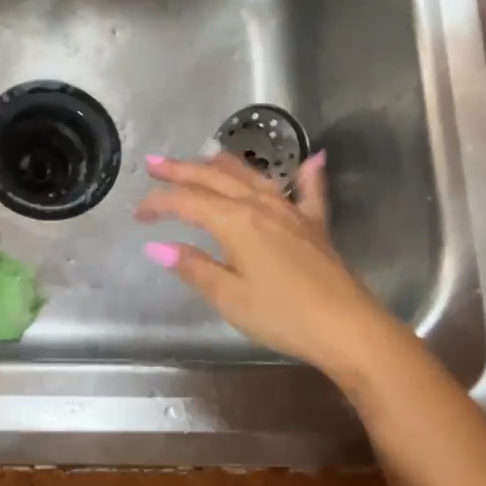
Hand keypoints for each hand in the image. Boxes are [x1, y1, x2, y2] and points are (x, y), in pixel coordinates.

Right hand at [136, 151, 396, 378]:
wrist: (347, 328)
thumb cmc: (282, 316)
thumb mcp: (229, 297)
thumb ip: (194, 267)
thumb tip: (157, 246)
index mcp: (236, 222)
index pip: (188, 203)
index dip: (159, 203)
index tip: (137, 213)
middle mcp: (262, 207)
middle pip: (216, 179)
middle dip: (182, 170)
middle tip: (155, 165)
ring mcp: (292, 213)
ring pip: (253, 177)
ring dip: (224, 165)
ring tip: (204, 157)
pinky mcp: (315, 227)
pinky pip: (309, 192)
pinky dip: (306, 175)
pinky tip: (312, 160)